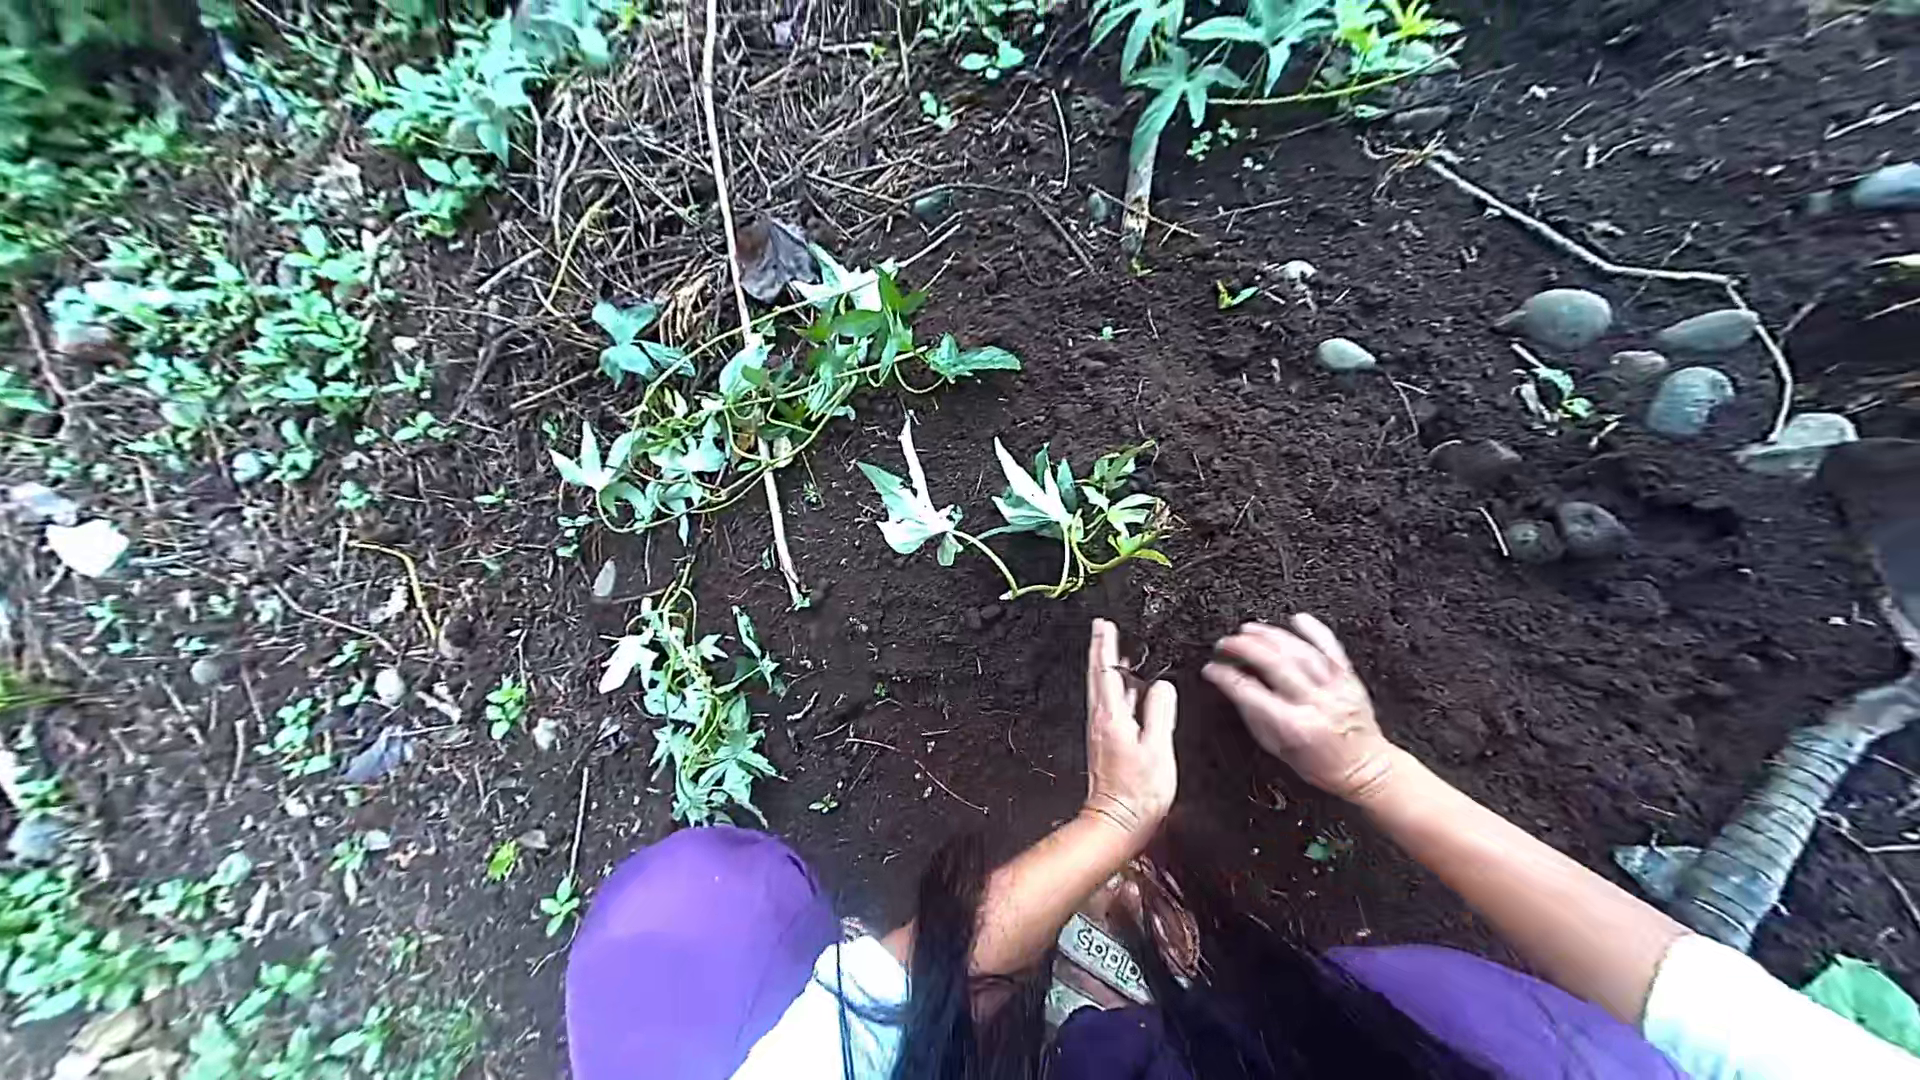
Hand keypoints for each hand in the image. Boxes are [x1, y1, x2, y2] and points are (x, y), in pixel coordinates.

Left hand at [1082, 619, 1177, 843]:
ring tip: (1116, 653)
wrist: (1116, 821)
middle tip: (1103, 629)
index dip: (1105, 645)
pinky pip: (1109, 704)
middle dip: (1100, 650)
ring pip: (1101, 689)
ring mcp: (1101, 730)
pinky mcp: (1105, 741)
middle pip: (1097, 675)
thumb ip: (1159, 713)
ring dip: (1107, 668)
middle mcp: (1101, 720)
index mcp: (1111, 716)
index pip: (1104, 671)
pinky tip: (1127, 692)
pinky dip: (1116, 689)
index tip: (1104, 626)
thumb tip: (1162, 686)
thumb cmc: (1137, 792)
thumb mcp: (1157, 748)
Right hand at [1203, 615, 1397, 802]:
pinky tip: (1298, 619)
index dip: (1223, 676)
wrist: (1364, 769)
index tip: (1212, 669)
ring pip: (1298, 651)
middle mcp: (1314, 703)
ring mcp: (1334, 688)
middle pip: (1273, 663)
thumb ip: (1252, 712)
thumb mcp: (1274, 746)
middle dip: (1243, 647)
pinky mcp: (1348, 679)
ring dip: (1269, 635)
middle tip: (1226, 643)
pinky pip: (1331, 648)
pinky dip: (1314, 630)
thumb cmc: (1320, 764)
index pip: (1248, 691)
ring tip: (1248, 629)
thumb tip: (1230, 685)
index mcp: (1292, 725)